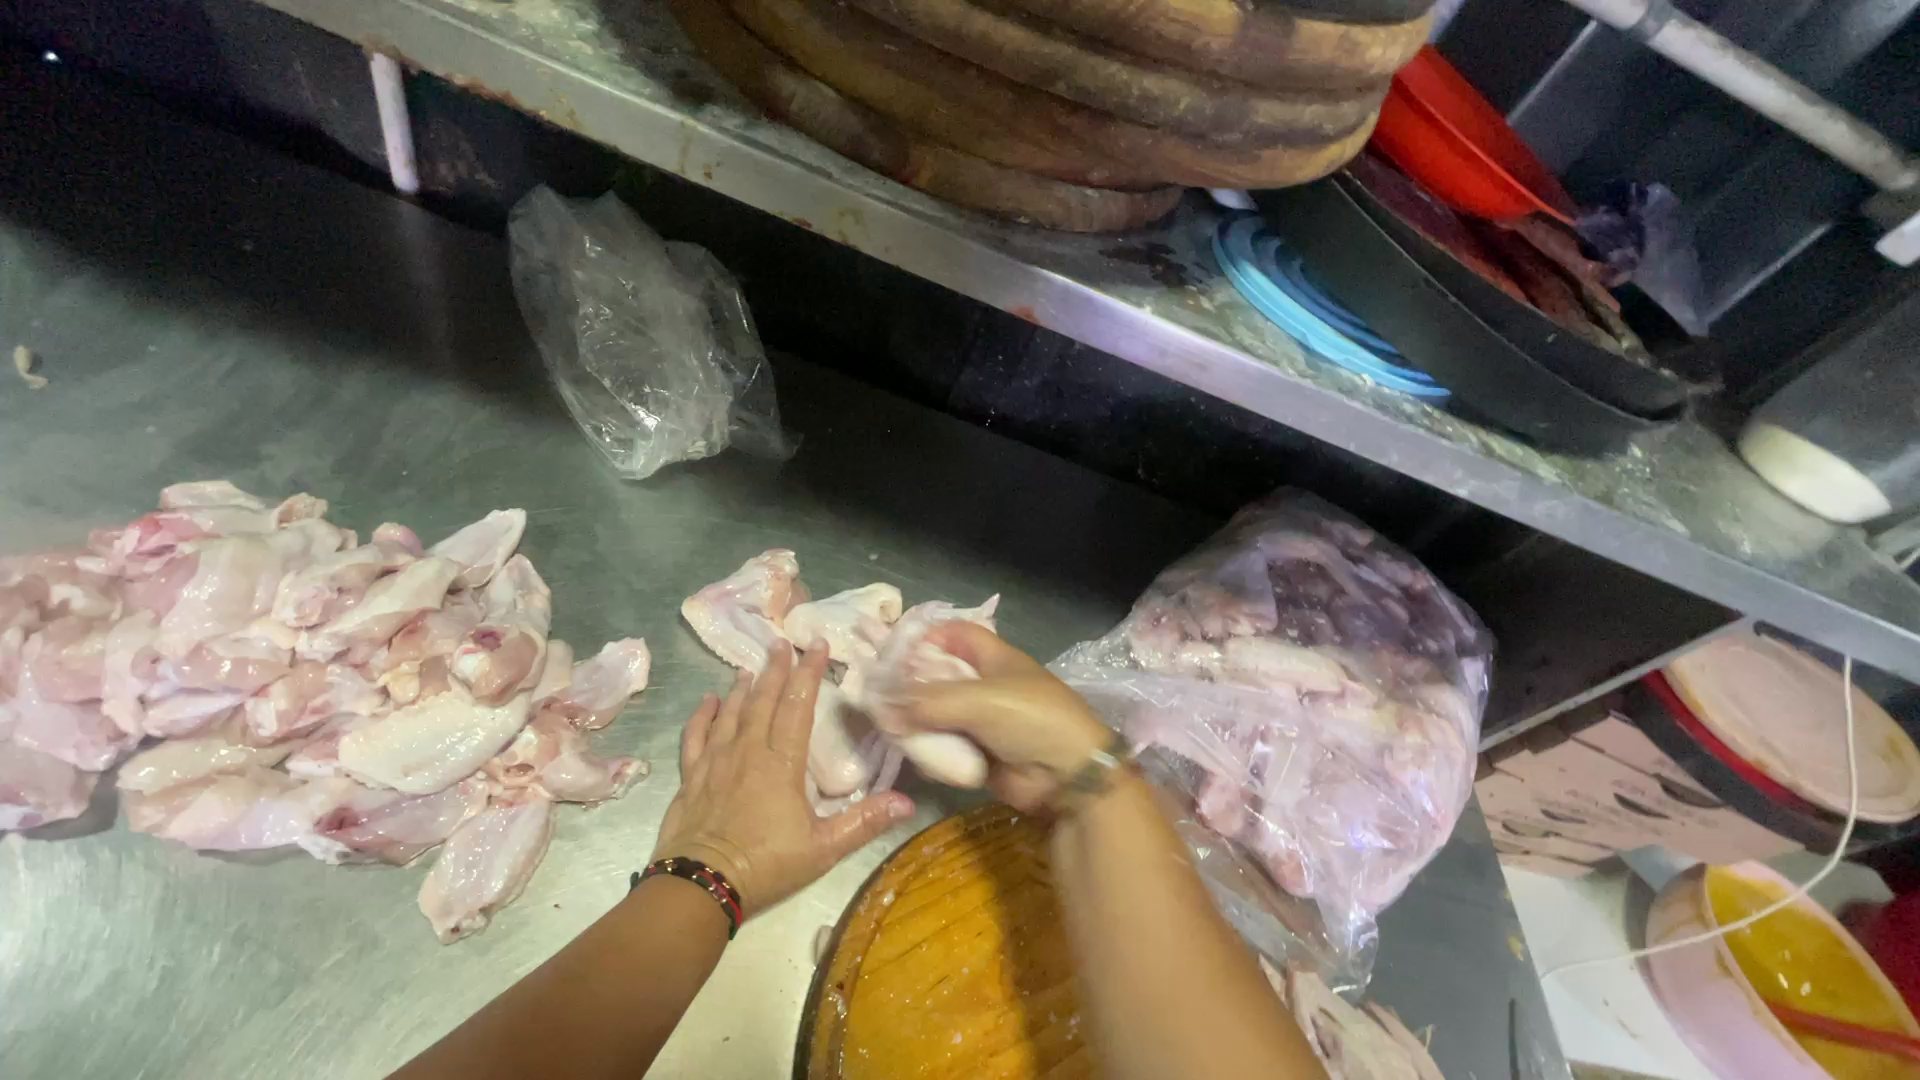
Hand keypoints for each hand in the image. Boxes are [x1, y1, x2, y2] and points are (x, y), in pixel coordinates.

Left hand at [652, 644, 913, 917]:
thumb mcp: (823, 848)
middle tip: (782, 643)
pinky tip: (708, 701)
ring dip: (743, 687)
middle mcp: (748, 751)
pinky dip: (702, 715)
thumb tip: (907, 802)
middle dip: (775, 669)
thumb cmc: (766, 864)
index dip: (809, 674)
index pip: (798, 706)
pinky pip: (696, 737)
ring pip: (731, 713)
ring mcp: (715, 762)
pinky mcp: (691, 777)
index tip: (817, 646)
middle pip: (763, 700)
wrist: (700, 887)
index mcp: (782, 762)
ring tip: (750, 667)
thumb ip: (864, 822)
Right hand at [901, 623, 1112, 811]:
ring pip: (939, 715)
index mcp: (995, 658)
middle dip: (912, 687)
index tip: (895, 655)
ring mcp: (983, 721)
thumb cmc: (1030, 719)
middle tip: (881, 698)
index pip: (956, 634)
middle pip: (940, 676)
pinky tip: (920, 756)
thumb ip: (928, 702)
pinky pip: (946, 746)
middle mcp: (987, 685)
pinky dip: (933, 751)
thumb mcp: (979, 700)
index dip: (927, 638)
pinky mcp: (980, 753)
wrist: (1069, 777)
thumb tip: (885, 708)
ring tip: (894, 730)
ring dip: (919, 723)